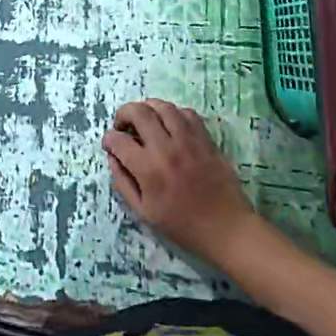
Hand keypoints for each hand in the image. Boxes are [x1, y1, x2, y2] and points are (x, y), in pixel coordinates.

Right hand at [102, 99, 257, 264]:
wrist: (226, 229)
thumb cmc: (182, 226)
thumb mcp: (144, 212)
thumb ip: (123, 182)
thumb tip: (112, 157)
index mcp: (148, 170)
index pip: (118, 140)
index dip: (108, 140)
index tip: (110, 145)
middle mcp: (166, 148)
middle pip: (139, 112)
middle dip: (124, 114)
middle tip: (123, 125)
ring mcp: (188, 141)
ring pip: (163, 106)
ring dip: (148, 108)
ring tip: (145, 120)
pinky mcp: (205, 139)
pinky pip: (187, 113)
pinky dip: (173, 113)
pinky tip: (170, 125)